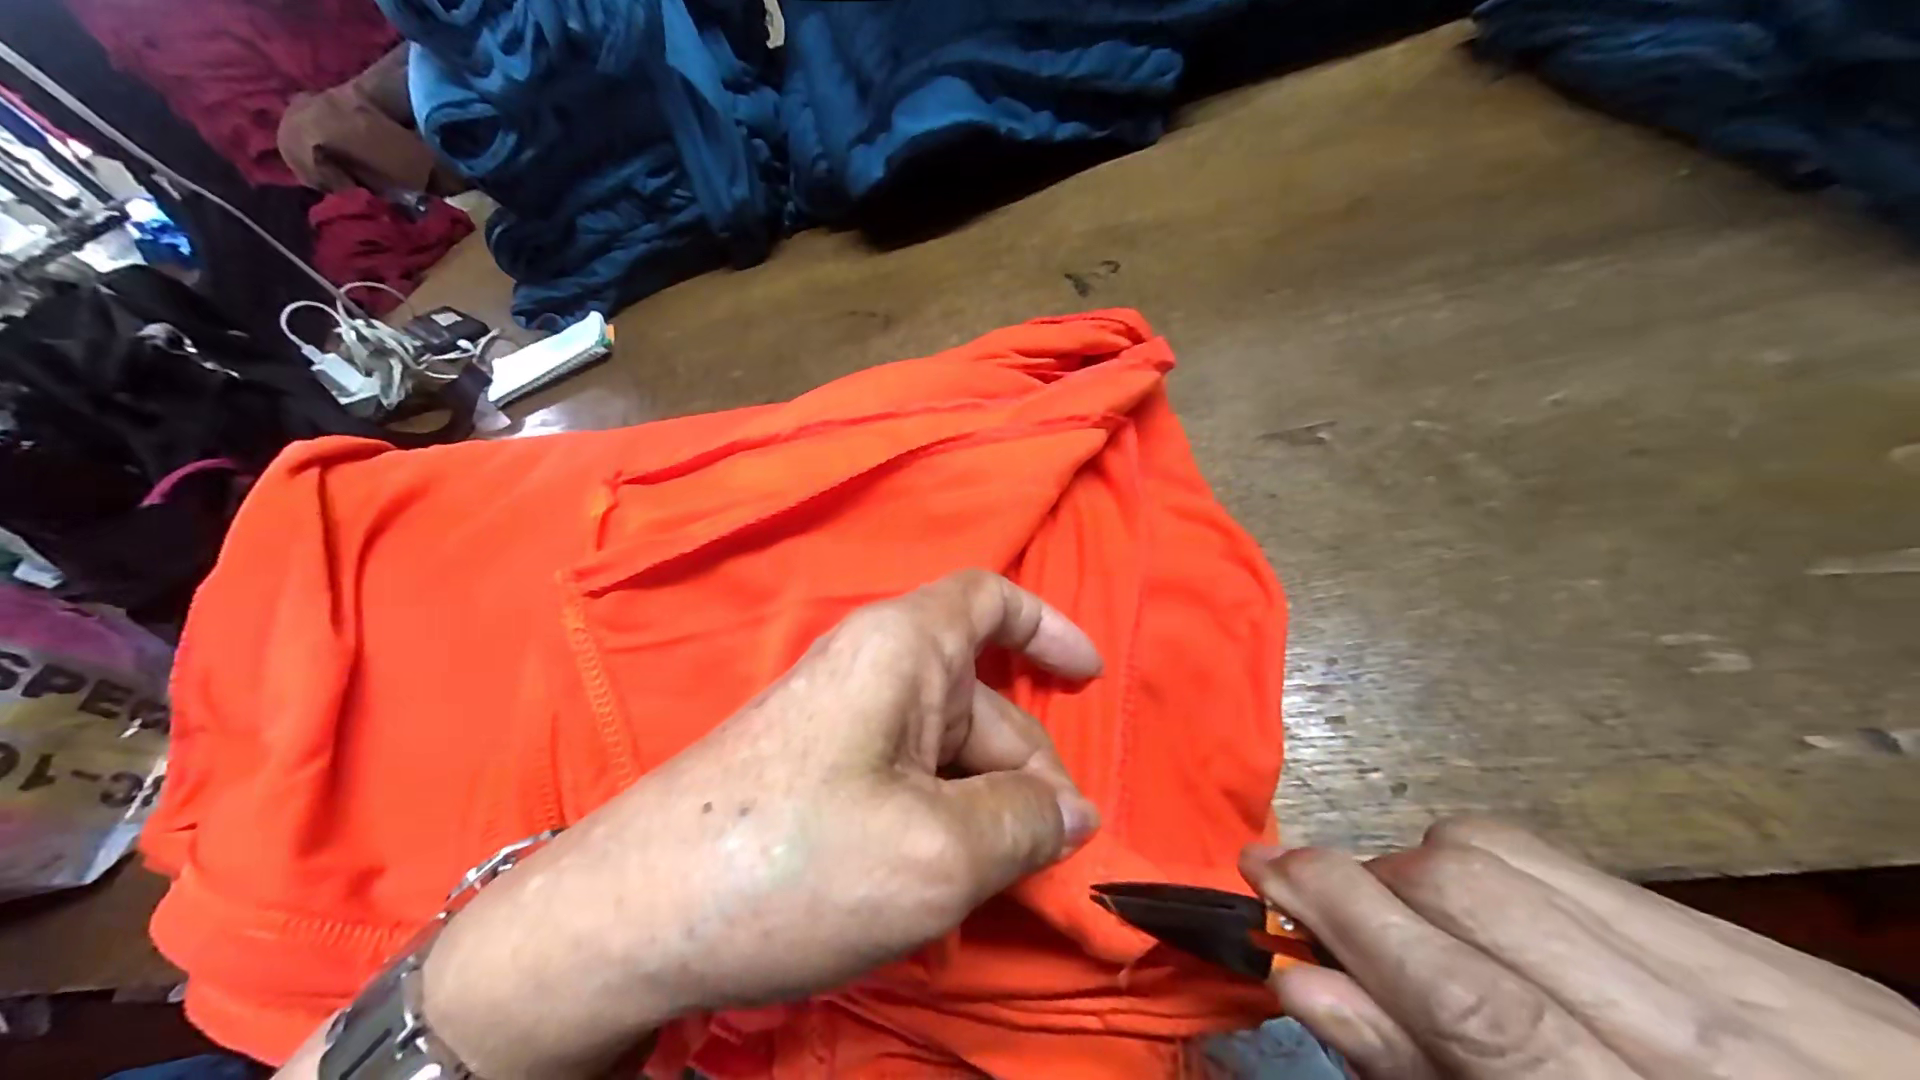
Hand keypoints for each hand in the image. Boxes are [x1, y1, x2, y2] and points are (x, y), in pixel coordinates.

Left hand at [421, 571, 1103, 1078]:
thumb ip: (1024, 824)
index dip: (1047, 628)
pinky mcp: (813, 772)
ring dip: (981, 817)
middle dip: (1027, 775)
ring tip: (988, 895)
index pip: (988, 602)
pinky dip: (937, 829)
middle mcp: (870, 670)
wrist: (630, 917)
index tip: (1090, 677)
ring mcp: (837, 723)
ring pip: (943, 756)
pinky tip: (933, 898)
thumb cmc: (797, 860)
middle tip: (1051, 856)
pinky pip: (902, 784)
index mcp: (902, 649)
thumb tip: (1071, 814)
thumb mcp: (940, 852)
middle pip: (979, 703)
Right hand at [1240, 819, 1919, 1078]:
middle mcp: (1739, 1060)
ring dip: (1415, 868)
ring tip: (1401, 914)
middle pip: (1475, 890)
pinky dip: (1491, 873)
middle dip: (1368, 884)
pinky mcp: (1782, 953)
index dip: (1348, 923)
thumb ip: (1420, 1079)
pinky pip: (1574, 862)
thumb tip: (1304, 984)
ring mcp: (1780, 995)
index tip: (1263, 872)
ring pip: (1512, 851)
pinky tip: (1489, 919)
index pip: (1472, 1004)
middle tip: (1324, 909)